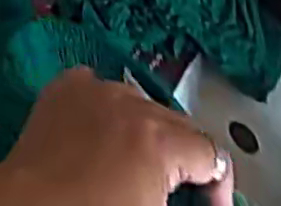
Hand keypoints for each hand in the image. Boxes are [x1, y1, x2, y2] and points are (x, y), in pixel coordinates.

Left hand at [0, 69, 235, 205]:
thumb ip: (185, 201)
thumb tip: (199, 199)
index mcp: (158, 139)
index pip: (213, 154)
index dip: (217, 188)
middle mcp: (129, 101)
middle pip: (177, 123)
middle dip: (182, 159)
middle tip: (169, 194)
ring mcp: (93, 87)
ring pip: (138, 103)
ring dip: (144, 132)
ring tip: (131, 168)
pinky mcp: (63, 86)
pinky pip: (99, 89)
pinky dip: (105, 111)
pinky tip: (98, 138)